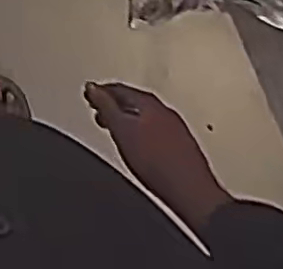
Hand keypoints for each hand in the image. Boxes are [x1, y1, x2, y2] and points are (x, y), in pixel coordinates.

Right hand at [84, 82, 230, 232]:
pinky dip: (143, 133)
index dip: (100, 92)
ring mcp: (178, 130)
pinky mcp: (185, 148)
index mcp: (149, 102)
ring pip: (146, 117)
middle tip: (100, 112)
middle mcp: (165, 111)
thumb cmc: (158, 163)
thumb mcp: (119, 129)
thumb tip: (93, 88)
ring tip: (117, 131)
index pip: (118, 88)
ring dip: (129, 120)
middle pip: (133, 101)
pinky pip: (158, 132)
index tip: (90, 95)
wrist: (192, 195)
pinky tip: (140, 147)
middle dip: (115, 106)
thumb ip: (104, 106)